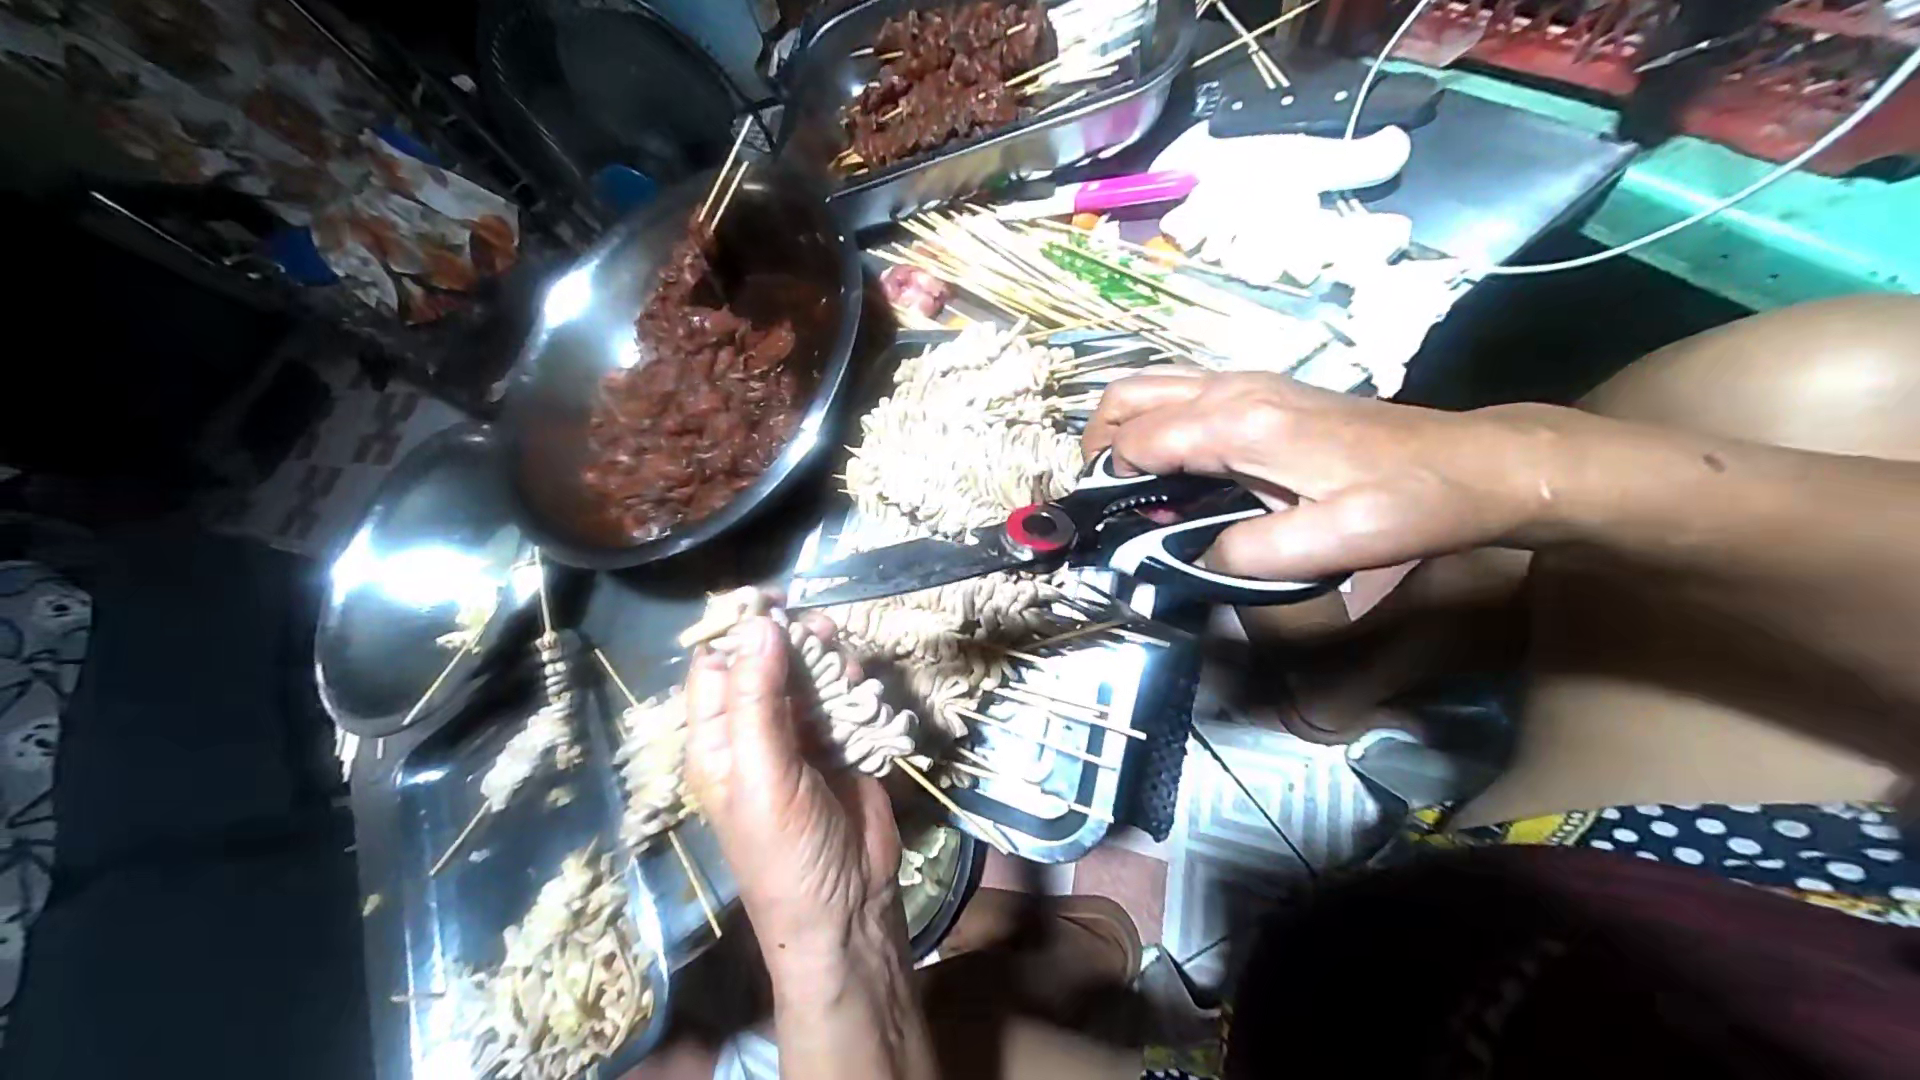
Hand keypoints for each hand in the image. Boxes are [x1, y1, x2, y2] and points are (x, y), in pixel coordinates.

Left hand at [681, 614, 903, 977]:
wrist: (848, 903)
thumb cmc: (786, 848)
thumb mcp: (762, 774)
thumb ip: (758, 699)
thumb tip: (761, 624)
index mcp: (717, 741)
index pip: (715, 669)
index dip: (738, 634)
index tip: (772, 603)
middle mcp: (755, 732)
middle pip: (767, 664)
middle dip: (790, 641)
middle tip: (817, 627)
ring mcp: (800, 737)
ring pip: (808, 676)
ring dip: (825, 660)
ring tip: (842, 657)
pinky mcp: (840, 742)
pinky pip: (842, 698)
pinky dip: (852, 686)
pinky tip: (862, 689)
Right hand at [1083, 371, 1567, 579]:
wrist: (1471, 462)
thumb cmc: (1405, 502)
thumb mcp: (1332, 544)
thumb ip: (1248, 555)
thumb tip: (1189, 558)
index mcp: (1240, 425)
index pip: (1138, 440)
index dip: (1116, 483)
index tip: (1129, 525)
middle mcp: (1230, 389)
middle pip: (1127, 395)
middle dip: (1099, 444)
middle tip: (1111, 497)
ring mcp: (1243, 382)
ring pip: (1148, 388)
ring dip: (1123, 432)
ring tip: (1135, 484)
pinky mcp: (1257, 389)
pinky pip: (1177, 395)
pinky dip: (1154, 426)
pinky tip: (1177, 469)